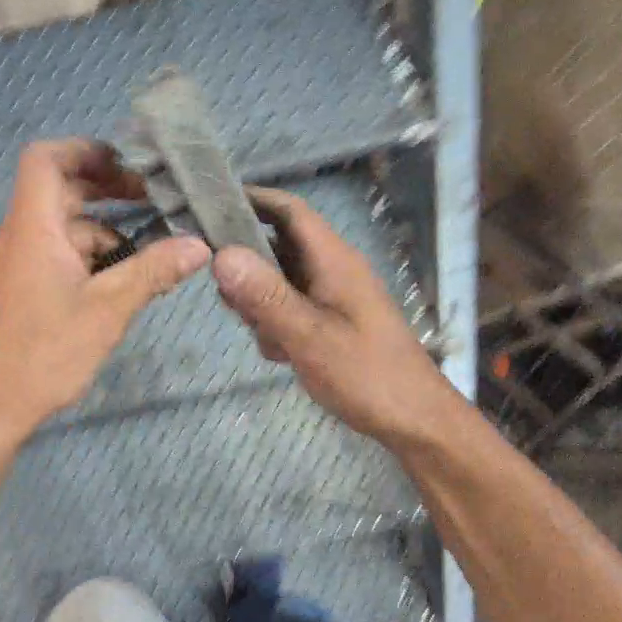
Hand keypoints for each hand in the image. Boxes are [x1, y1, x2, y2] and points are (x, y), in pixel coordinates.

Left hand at [0, 139, 210, 440]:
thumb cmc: (45, 352)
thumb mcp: (108, 309)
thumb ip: (153, 270)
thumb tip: (199, 246)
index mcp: (32, 226)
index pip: (44, 159)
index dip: (84, 150)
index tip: (127, 164)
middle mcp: (18, 234)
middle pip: (60, 190)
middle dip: (107, 190)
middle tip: (155, 201)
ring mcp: (16, 261)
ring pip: (63, 227)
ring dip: (105, 231)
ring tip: (151, 252)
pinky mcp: (19, 286)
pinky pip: (55, 253)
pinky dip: (89, 257)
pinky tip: (123, 283)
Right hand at [212, 188, 466, 449]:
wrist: (416, 422)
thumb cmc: (368, 374)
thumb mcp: (309, 335)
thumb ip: (264, 295)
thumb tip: (221, 254)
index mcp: (332, 259)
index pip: (288, 210)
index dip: (250, 199)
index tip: (206, 203)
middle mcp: (330, 269)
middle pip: (274, 245)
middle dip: (245, 265)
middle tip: (226, 296)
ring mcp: (330, 295)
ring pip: (276, 280)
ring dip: (258, 301)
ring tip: (260, 331)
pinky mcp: (328, 320)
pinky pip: (287, 307)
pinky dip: (273, 324)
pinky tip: (280, 353)